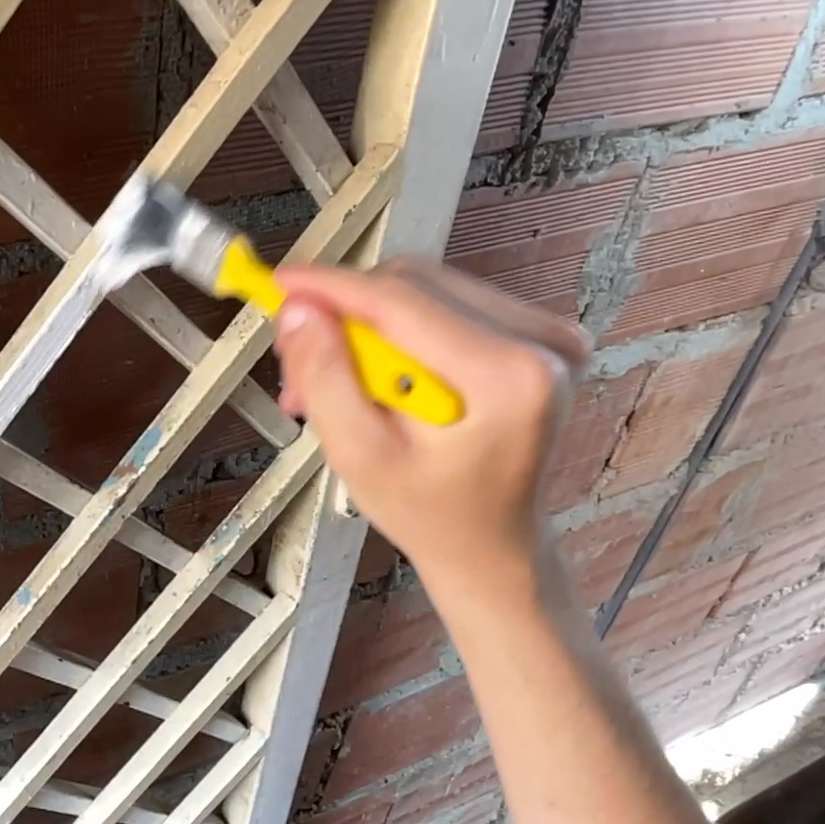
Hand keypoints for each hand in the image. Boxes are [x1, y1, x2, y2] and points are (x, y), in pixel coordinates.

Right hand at [272, 259, 590, 584]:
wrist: (489, 541)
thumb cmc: (424, 510)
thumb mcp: (358, 455)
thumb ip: (325, 378)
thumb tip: (297, 311)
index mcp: (503, 376)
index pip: (399, 300)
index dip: (330, 286)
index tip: (278, 282)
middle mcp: (539, 341)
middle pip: (413, 286)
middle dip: (342, 313)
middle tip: (297, 361)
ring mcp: (546, 333)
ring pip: (424, 289)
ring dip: (364, 324)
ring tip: (330, 378)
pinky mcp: (537, 334)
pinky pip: (445, 303)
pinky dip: (395, 329)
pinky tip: (373, 371)